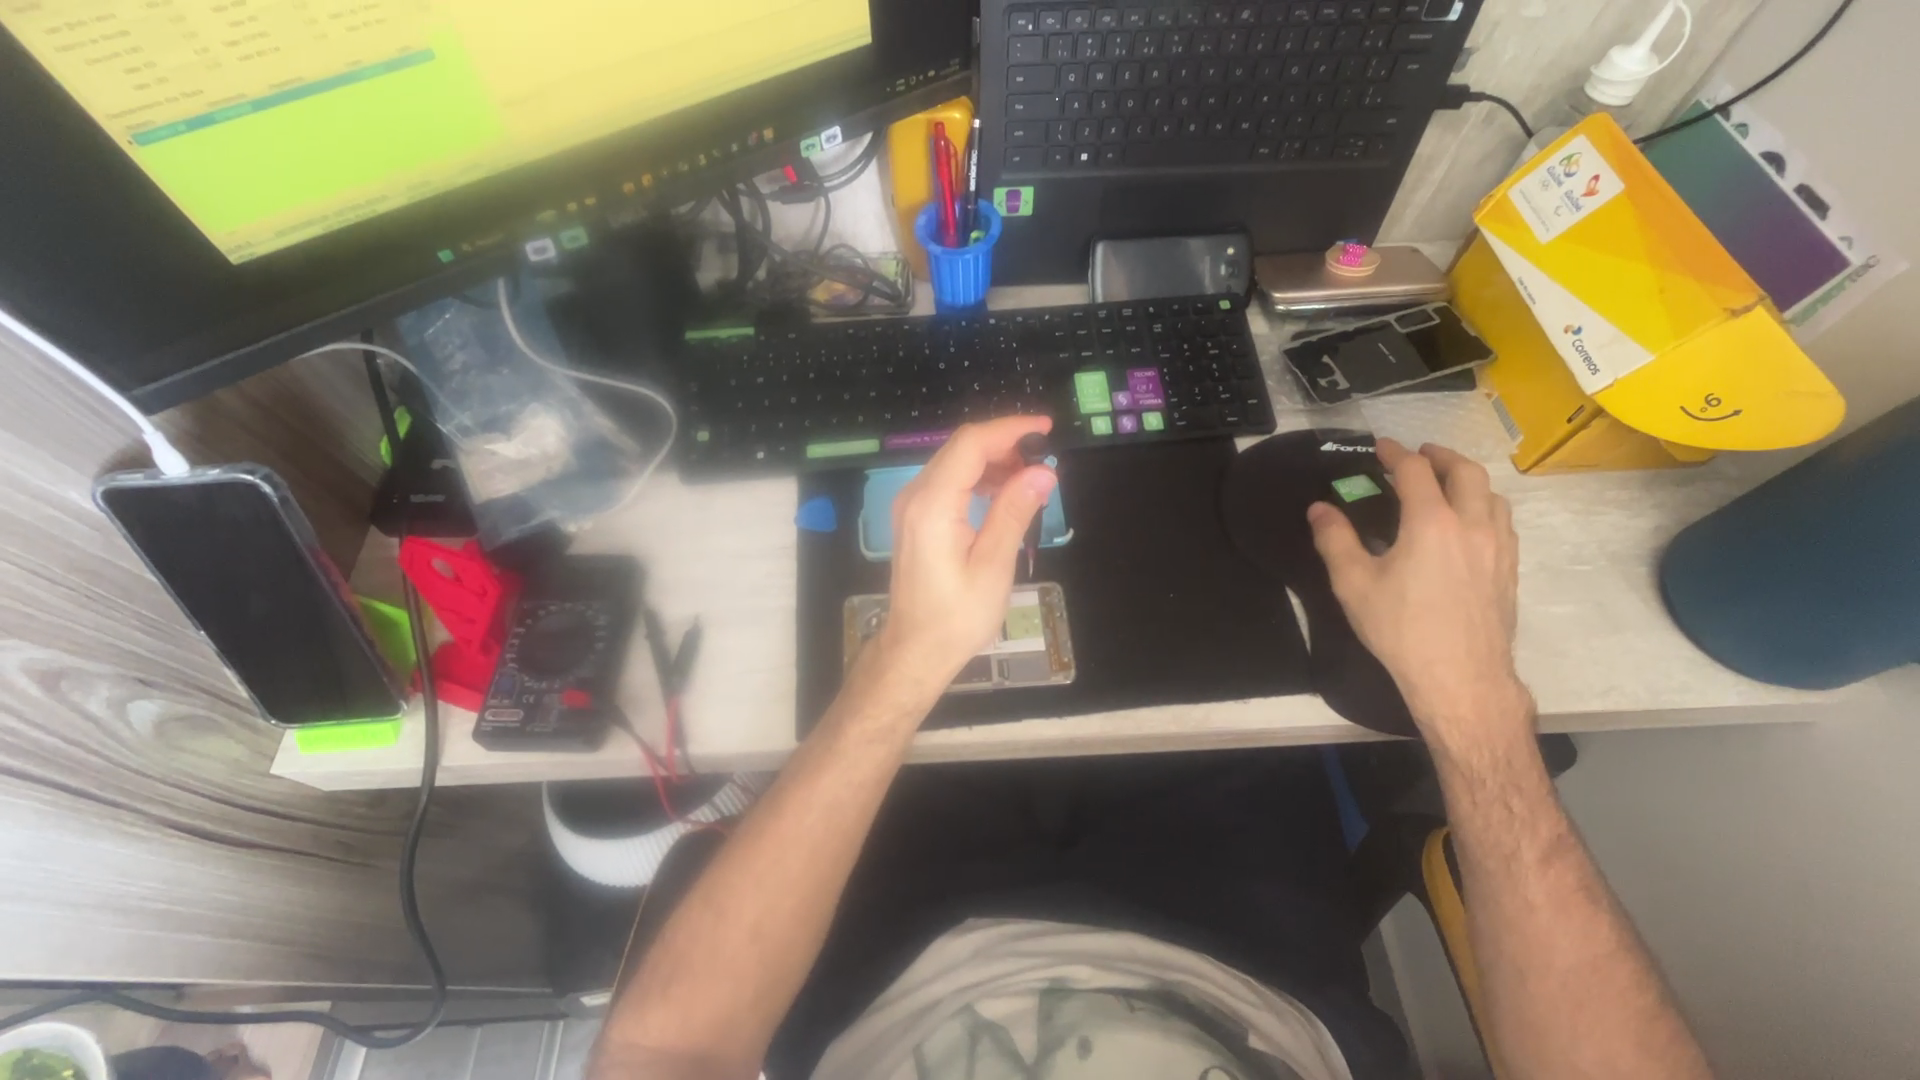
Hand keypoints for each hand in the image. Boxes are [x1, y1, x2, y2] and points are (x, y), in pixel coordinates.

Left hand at [872, 417, 1056, 700]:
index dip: (1010, 429)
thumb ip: (1014, 513)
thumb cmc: (956, 616)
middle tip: (1044, 458)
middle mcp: (916, 496)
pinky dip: (978, 478)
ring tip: (1031, 479)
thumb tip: (1043, 472)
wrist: (916, 649)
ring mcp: (912, 506)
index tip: (1045, 429)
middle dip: (1005, 443)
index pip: (971, 444)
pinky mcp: (916, 517)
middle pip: (961, 447)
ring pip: (955, 462)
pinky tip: (1005, 494)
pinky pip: (949, 482)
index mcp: (933, 505)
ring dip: (993, 461)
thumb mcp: (993, 566)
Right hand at [1307, 439, 1530, 743]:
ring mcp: (1498, 547)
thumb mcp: (1354, 584)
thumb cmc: (1400, 629)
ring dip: (1467, 480)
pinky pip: (1502, 521)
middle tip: (1419, 455)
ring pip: (1492, 494)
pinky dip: (1483, 506)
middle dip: (1440, 456)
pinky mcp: (1509, 569)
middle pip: (1465, 472)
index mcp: (1431, 522)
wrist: (1460, 676)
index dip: (1395, 453)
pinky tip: (1468, 524)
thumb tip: (1320, 509)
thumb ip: (1335, 540)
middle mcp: (1472, 524)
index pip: (1415, 471)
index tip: (1381, 447)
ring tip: (1446, 485)